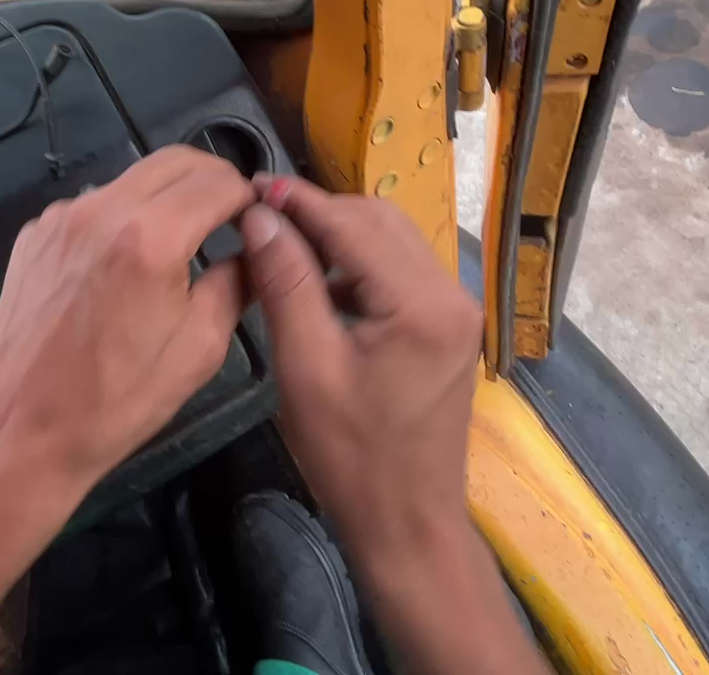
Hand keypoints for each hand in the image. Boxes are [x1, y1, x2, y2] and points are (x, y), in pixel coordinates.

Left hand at [0, 146, 255, 674]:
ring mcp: (62, 216)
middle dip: (213, 179)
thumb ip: (237, 282)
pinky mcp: (36, 232)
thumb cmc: (118, 399)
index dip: (248, 196)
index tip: (257, 220)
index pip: (219, 182)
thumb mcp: (200, 347)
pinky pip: (97, 203)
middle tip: (229, 215)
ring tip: (181, 239)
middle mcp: (103, 208)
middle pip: (176, 160)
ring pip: (134, 176)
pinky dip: (124, 214)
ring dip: (168, 193)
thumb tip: (255, 248)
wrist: (19, 432)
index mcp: (150, 236)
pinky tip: (125, 261)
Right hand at [236, 174, 480, 557]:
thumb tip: (261, 217)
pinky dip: (357, 262)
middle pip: (379, 221)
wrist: (408, 523)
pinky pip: (398, 268)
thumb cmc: (351, 457)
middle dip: (320, 213)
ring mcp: (455, 308)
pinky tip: (321, 280)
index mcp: (422, 305)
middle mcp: (450, 293)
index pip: (353, 226)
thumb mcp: (306, 368)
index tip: (253, 185)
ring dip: (339, 234)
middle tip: (264, 218)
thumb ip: (286, 283)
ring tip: (285, 243)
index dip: (300, 201)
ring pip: (391, 239)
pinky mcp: (447, 322)